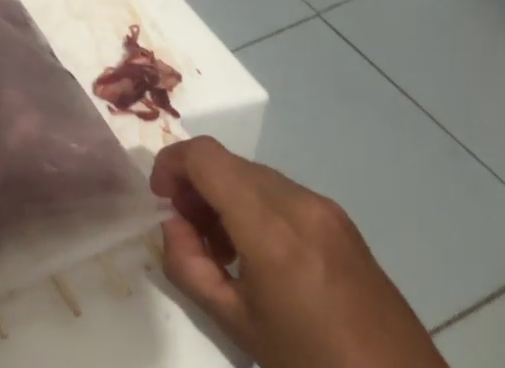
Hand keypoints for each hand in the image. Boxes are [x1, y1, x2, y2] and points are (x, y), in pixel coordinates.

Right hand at [152, 137, 446, 367]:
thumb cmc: (310, 359)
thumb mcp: (234, 321)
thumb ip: (188, 265)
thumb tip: (173, 224)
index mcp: (270, 227)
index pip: (205, 156)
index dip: (171, 163)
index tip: (161, 199)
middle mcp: (299, 203)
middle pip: (227, 163)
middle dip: (195, 185)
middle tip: (188, 232)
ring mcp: (326, 210)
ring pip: (254, 176)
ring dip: (224, 196)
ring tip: (222, 249)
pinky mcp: (343, 223)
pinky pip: (282, 194)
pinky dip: (254, 206)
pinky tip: (259, 255)